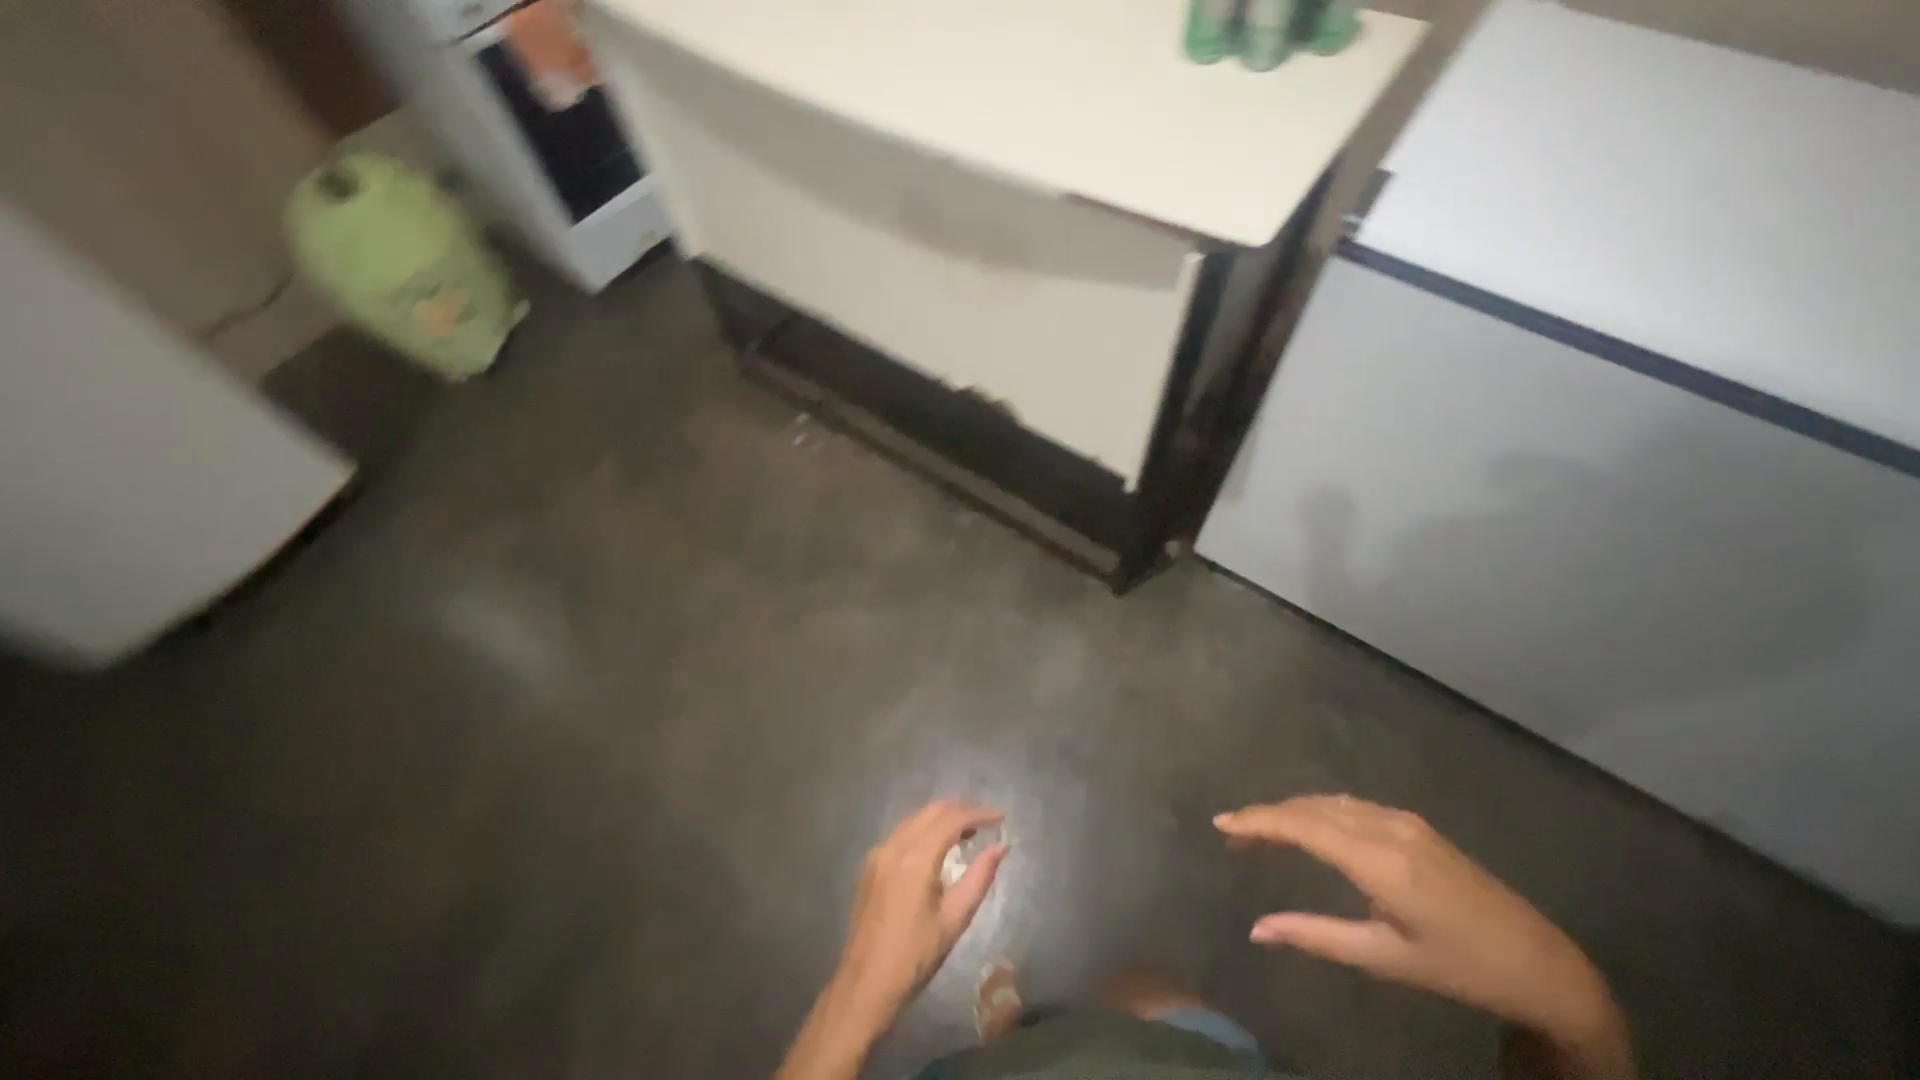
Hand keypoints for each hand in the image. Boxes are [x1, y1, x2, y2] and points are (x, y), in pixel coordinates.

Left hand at [833, 800, 1009, 1018]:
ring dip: (942, 818)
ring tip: (969, 832)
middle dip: (961, 809)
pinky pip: (901, 834)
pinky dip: (924, 830)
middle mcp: (893, 846)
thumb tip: (1001, 847)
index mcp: (915, 858)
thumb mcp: (954, 920)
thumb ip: (979, 877)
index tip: (1001, 817)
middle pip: (931, 811)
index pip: (951, 819)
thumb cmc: (915, 956)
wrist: (866, 984)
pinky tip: (938, 846)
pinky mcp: (870, 867)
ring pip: (914, 819)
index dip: (979, 813)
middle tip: (987, 821)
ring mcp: (877, 855)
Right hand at [1217, 796, 1630, 1074]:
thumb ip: (1315, 936)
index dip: (1258, 820)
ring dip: (1293, 810)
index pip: (1303, 826)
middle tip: (1232, 833)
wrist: (1539, 962)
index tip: (1220, 823)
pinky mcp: (1418, 827)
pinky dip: (1320, 810)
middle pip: (1313, 807)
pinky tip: (1310, 826)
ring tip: (1261, 830)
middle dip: (1269, 815)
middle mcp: (1390, 829)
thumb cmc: (1459, 967)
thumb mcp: (1383, 958)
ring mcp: (1407, 823)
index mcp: (1380, 862)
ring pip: (1333, 802)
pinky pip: (1353, 806)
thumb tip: (1256, 928)